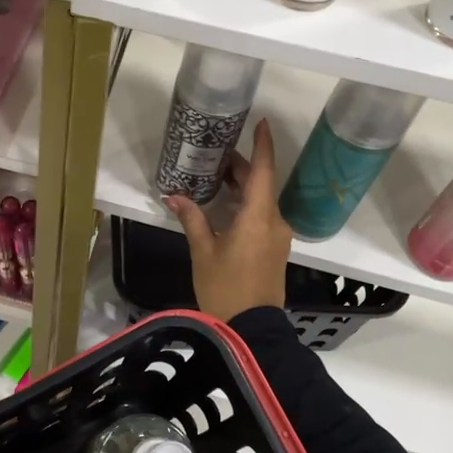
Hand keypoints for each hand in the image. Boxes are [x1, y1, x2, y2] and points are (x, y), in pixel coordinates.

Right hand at [165, 117, 292, 321]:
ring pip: (262, 201)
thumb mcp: (203, 252)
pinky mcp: (274, 250)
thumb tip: (174, 196)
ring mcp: (277, 236)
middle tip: (215, 155)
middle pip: (261, 184)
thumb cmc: (225, 288)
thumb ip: (192, 219)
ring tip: (216, 177)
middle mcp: (274, 221)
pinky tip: (226, 206)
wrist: (251, 329)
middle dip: (242, 168)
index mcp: (258, 216)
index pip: (263, 171)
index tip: (261, 123)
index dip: (263, 145)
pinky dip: (246, 205)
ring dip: (243, 187)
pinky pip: (262, 217)